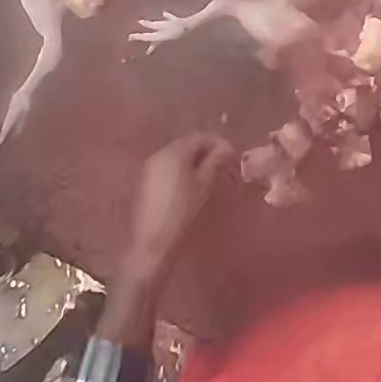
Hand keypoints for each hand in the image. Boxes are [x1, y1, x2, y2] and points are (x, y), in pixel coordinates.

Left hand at [98, 133, 232, 347]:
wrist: (153, 244)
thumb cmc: (183, 213)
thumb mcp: (205, 185)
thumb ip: (216, 162)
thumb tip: (227, 148)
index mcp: (174, 152)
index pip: (200, 137)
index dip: (219, 144)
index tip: (233, 159)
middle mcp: (159, 155)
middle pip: (188, 145)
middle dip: (208, 154)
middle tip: (225, 170)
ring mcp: (150, 169)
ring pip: (179, 158)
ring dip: (197, 164)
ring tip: (211, 181)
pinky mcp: (147, 184)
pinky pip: (169, 170)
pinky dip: (184, 173)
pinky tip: (193, 190)